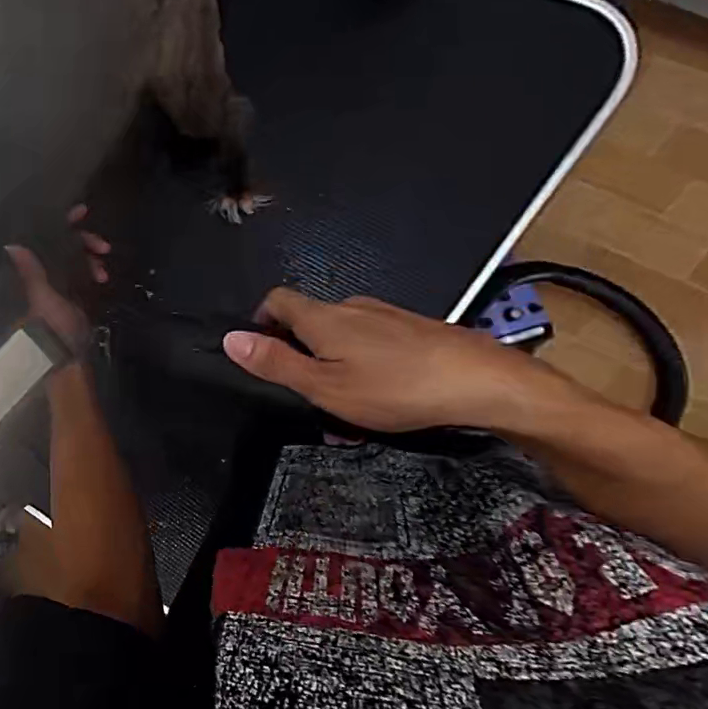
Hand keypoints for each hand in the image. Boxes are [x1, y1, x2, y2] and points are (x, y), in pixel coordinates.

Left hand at [5, 203, 110, 349]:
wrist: (64, 353)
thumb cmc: (50, 325)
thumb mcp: (42, 297)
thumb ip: (31, 272)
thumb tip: (12, 243)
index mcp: (32, 268)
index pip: (44, 236)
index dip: (61, 221)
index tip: (82, 211)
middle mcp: (44, 269)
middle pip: (64, 242)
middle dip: (84, 241)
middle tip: (103, 246)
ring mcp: (59, 280)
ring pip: (77, 256)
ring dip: (92, 258)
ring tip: (103, 269)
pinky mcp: (73, 291)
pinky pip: (84, 271)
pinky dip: (94, 271)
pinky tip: (103, 278)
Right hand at [221, 288, 593, 432]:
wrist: (474, 381)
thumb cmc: (395, 389)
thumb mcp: (324, 386)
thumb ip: (276, 363)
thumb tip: (233, 339)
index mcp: (323, 318)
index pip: (277, 301)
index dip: (261, 320)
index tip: (259, 349)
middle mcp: (352, 306)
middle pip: (310, 320)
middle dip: (301, 353)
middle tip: (306, 394)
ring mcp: (384, 314)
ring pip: (343, 334)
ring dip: (334, 364)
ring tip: (345, 407)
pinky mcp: (410, 327)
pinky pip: (372, 342)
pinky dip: (363, 364)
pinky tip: (380, 396)